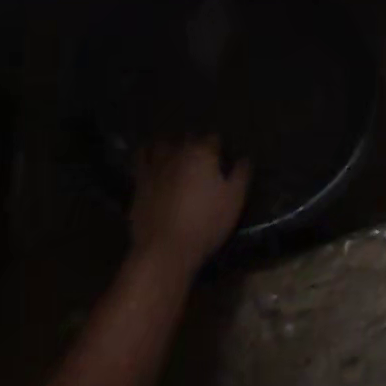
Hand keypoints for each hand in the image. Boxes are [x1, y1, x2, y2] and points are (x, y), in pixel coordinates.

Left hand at [129, 137, 251, 272]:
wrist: (166, 247)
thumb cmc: (205, 223)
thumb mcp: (234, 200)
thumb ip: (241, 175)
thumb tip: (245, 158)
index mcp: (202, 152)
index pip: (214, 138)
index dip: (219, 148)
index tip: (222, 160)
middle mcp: (178, 150)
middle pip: (189, 137)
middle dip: (196, 144)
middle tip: (202, 161)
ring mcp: (156, 162)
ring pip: (164, 141)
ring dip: (172, 144)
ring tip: (177, 154)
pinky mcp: (140, 176)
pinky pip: (142, 154)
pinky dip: (148, 152)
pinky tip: (152, 158)